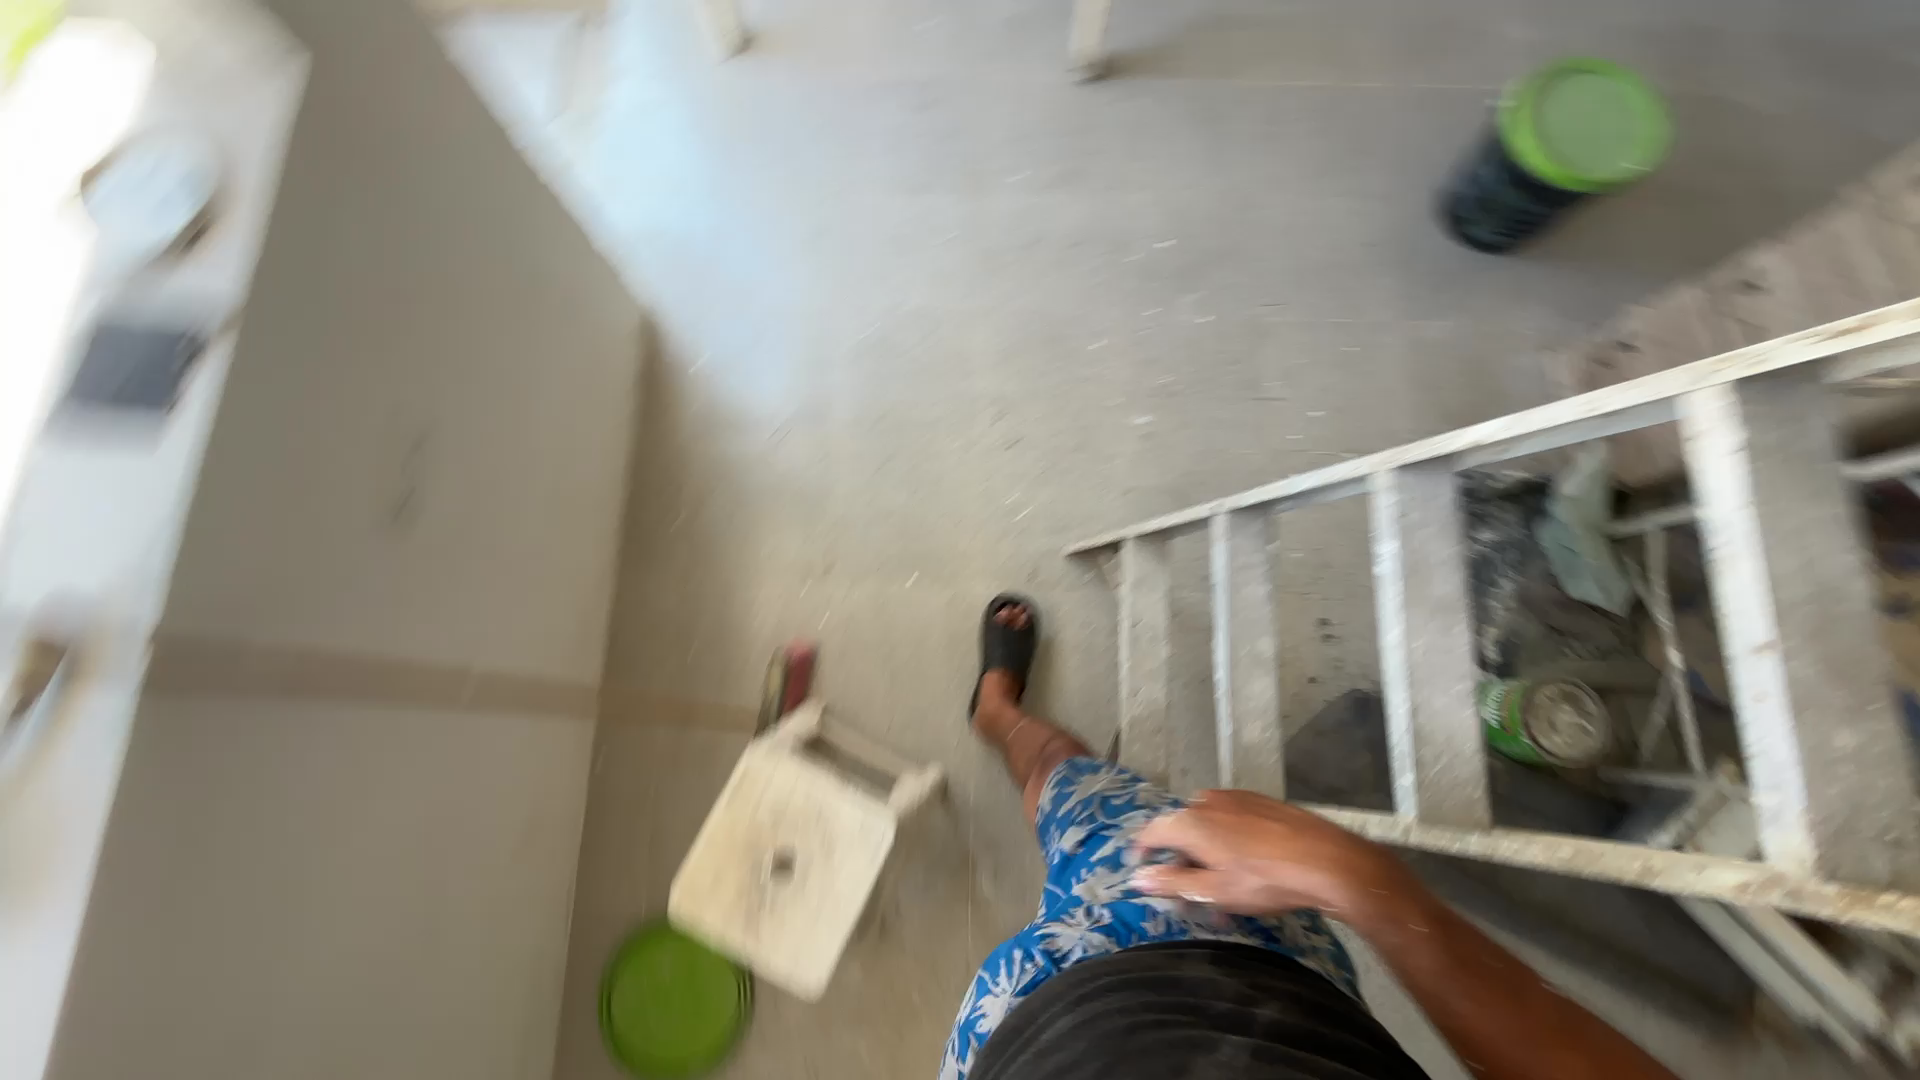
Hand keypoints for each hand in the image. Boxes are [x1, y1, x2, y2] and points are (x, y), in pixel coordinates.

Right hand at [1130, 790, 1411, 917]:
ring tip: (1222, 879)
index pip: (1151, 832)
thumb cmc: (1264, 880)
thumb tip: (1137, 878)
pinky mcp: (1259, 799)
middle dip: (1180, 857)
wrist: (1326, 860)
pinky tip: (1247, 860)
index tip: (1144, 872)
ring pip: (1206, 822)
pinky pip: (1230, 817)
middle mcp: (1205, 801)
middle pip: (1180, 827)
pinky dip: (1227, 836)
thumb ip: (1172, 882)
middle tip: (1191, 888)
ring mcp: (1233, 797)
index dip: (1143, 852)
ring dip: (1205, 848)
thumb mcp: (1214, 891)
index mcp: (1189, 822)